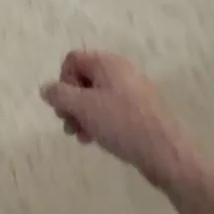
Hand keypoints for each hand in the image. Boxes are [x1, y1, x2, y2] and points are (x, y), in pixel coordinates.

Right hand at [41, 49, 195, 187]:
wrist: (166, 153)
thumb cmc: (121, 124)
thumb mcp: (82, 107)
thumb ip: (58, 95)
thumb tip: (46, 89)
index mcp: (107, 63)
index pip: (72, 60)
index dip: (62, 81)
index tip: (65, 104)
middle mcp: (121, 71)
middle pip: (83, 79)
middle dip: (71, 103)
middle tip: (68, 125)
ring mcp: (133, 91)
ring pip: (96, 97)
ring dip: (82, 115)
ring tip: (82, 137)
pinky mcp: (141, 110)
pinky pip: (112, 109)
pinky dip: (100, 121)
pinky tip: (97, 140)